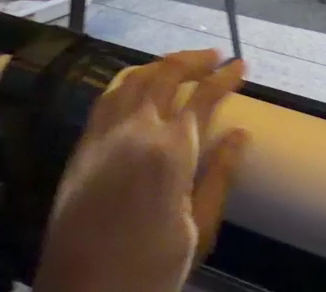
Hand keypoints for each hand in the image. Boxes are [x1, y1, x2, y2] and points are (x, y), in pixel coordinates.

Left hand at [33, 49, 249, 291]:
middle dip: (194, 60)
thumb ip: (219, 176)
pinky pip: (109, 95)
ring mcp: (106, 132)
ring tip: (181, 64)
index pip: (204, 97)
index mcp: (172, 150)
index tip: (241, 66)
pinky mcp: (84, 142)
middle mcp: (137, 128)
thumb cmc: (149, 268)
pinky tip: (139, 85)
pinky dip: (130, 80)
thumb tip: (240, 134)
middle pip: (167, 74)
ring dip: (161, 64)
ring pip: (135, 77)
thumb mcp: (197, 231)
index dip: (224, 77)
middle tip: (214, 57)